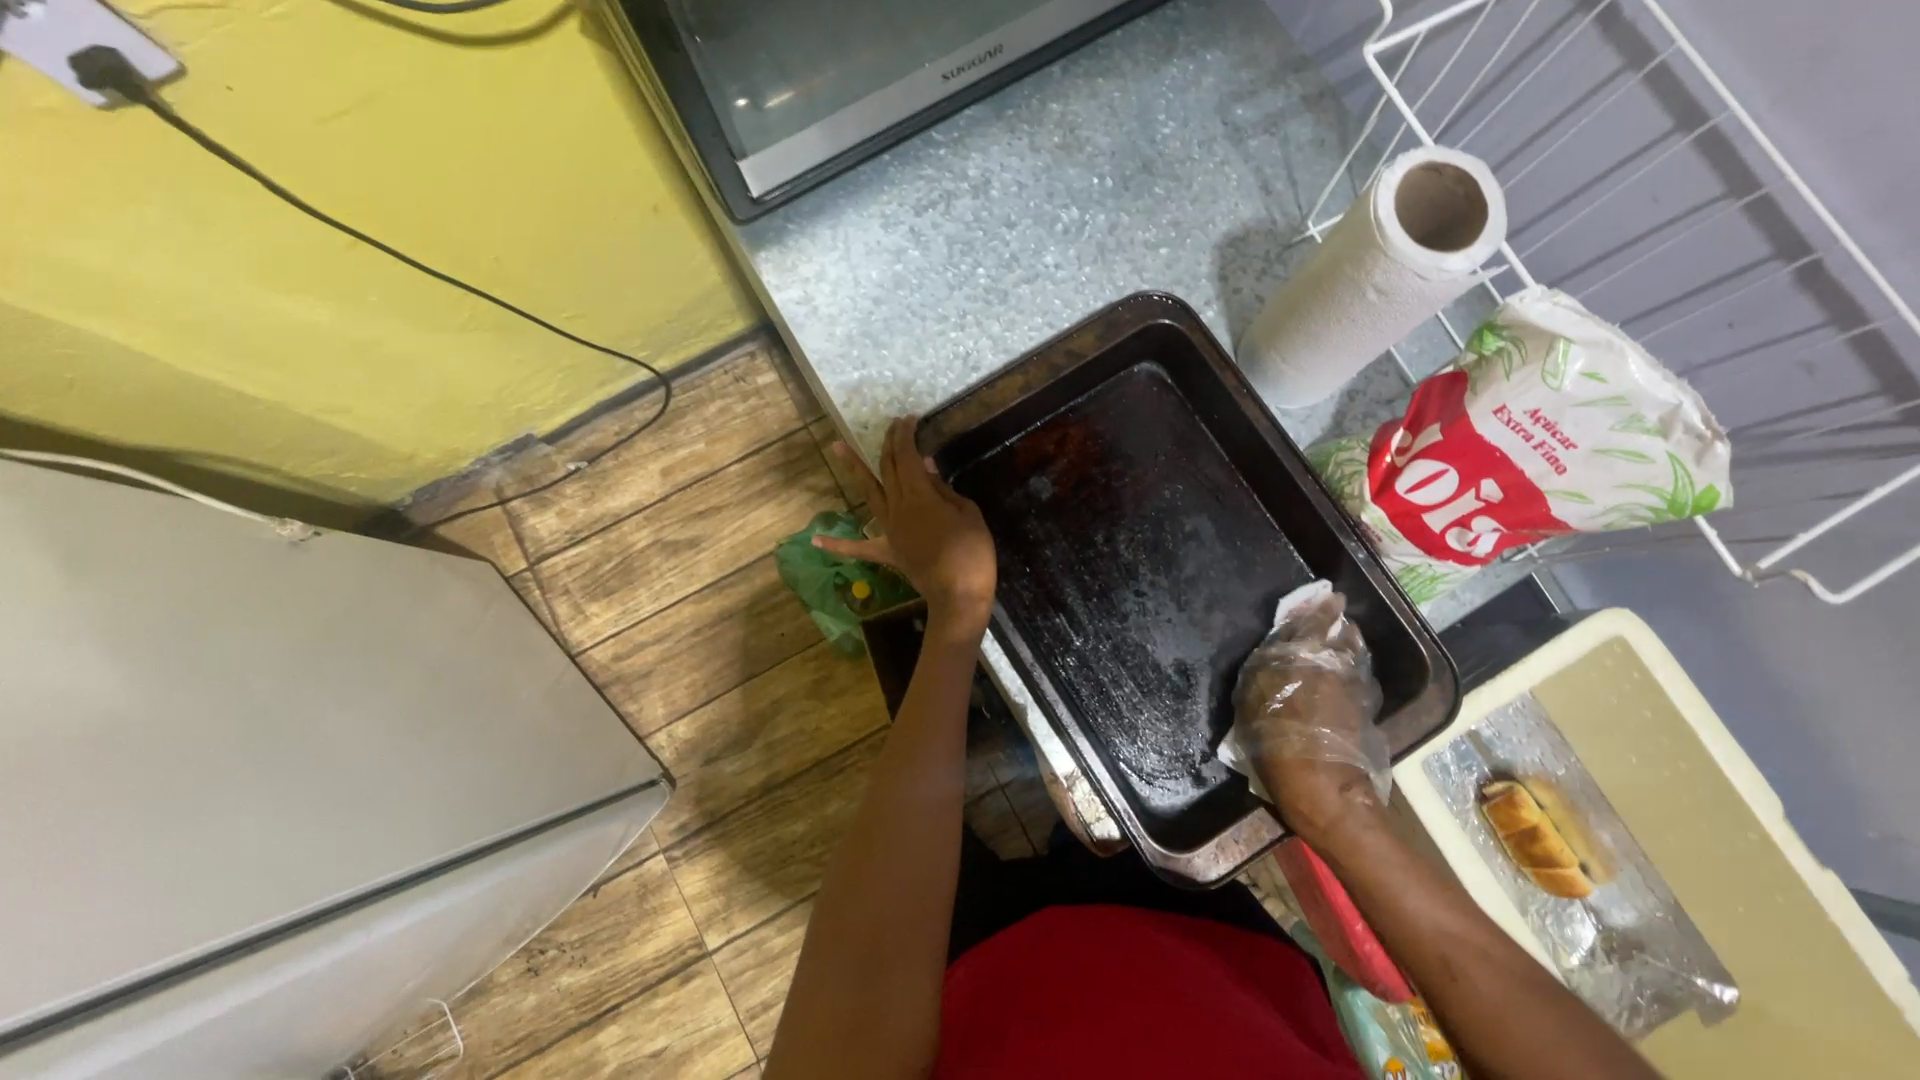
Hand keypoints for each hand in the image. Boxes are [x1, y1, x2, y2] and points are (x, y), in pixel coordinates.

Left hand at [812, 416, 996, 635]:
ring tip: (836, 446)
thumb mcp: (967, 513)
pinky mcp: (888, 552)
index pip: (908, 455)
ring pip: (869, 493)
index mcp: (920, 494)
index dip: (907, 435)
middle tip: (891, 425)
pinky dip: (837, 544)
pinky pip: (858, 548)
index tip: (910, 419)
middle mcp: (898, 506)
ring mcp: (889, 529)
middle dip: (889, 443)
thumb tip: (926, 466)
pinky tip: (816, 539)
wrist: (959, 594)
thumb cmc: (972, 552)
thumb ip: (944, 488)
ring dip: (853, 468)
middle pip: (888, 467)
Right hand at [1237, 590, 1390, 846]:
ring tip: (1345, 630)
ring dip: (1348, 637)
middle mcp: (1326, 663)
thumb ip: (1262, 673)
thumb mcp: (1251, 705)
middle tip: (1333, 606)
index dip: (1314, 608)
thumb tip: (1270, 654)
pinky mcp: (1365, 703)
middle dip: (1333, 618)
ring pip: (1352, 649)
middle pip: (1334, 631)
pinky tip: (1351, 662)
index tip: (1323, 595)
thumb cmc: (1274, 745)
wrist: (1322, 784)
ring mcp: (1350, 682)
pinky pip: (1359, 670)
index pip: (1306, 622)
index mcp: (1294, 659)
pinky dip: (1355, 661)